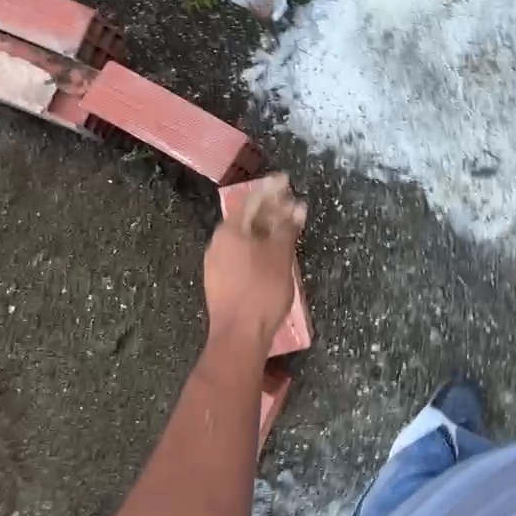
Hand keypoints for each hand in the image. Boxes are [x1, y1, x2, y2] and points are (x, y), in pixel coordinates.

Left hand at [203, 174, 306, 353]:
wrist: (239, 336)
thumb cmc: (261, 290)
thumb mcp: (281, 256)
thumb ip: (288, 228)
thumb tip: (298, 207)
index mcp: (229, 231)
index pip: (252, 200)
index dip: (271, 189)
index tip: (286, 180)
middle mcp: (218, 243)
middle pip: (247, 218)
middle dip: (271, 209)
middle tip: (292, 203)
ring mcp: (217, 263)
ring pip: (244, 237)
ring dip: (266, 229)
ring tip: (287, 226)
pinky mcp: (221, 281)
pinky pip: (241, 253)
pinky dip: (258, 247)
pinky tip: (273, 252)